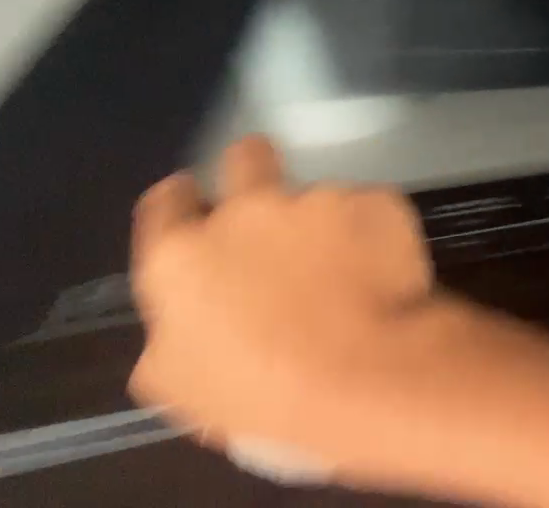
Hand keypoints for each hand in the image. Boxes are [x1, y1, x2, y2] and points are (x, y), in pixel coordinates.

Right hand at [129, 135, 438, 481]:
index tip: (198, 211)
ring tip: (344, 264)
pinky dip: (372, 231)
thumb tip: (190, 311)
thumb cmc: (260, 390)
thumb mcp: (177, 377)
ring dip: (324, 221)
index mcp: (182, 256)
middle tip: (272, 203)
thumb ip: (174, 323)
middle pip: (246, 159)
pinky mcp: (378, 199)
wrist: (364, 366)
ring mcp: (321, 198)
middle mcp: (250, 211)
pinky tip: (380, 265)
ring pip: (318, 196)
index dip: (182, 204)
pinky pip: (370, 209)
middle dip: (253, 169)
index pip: (167, 204)